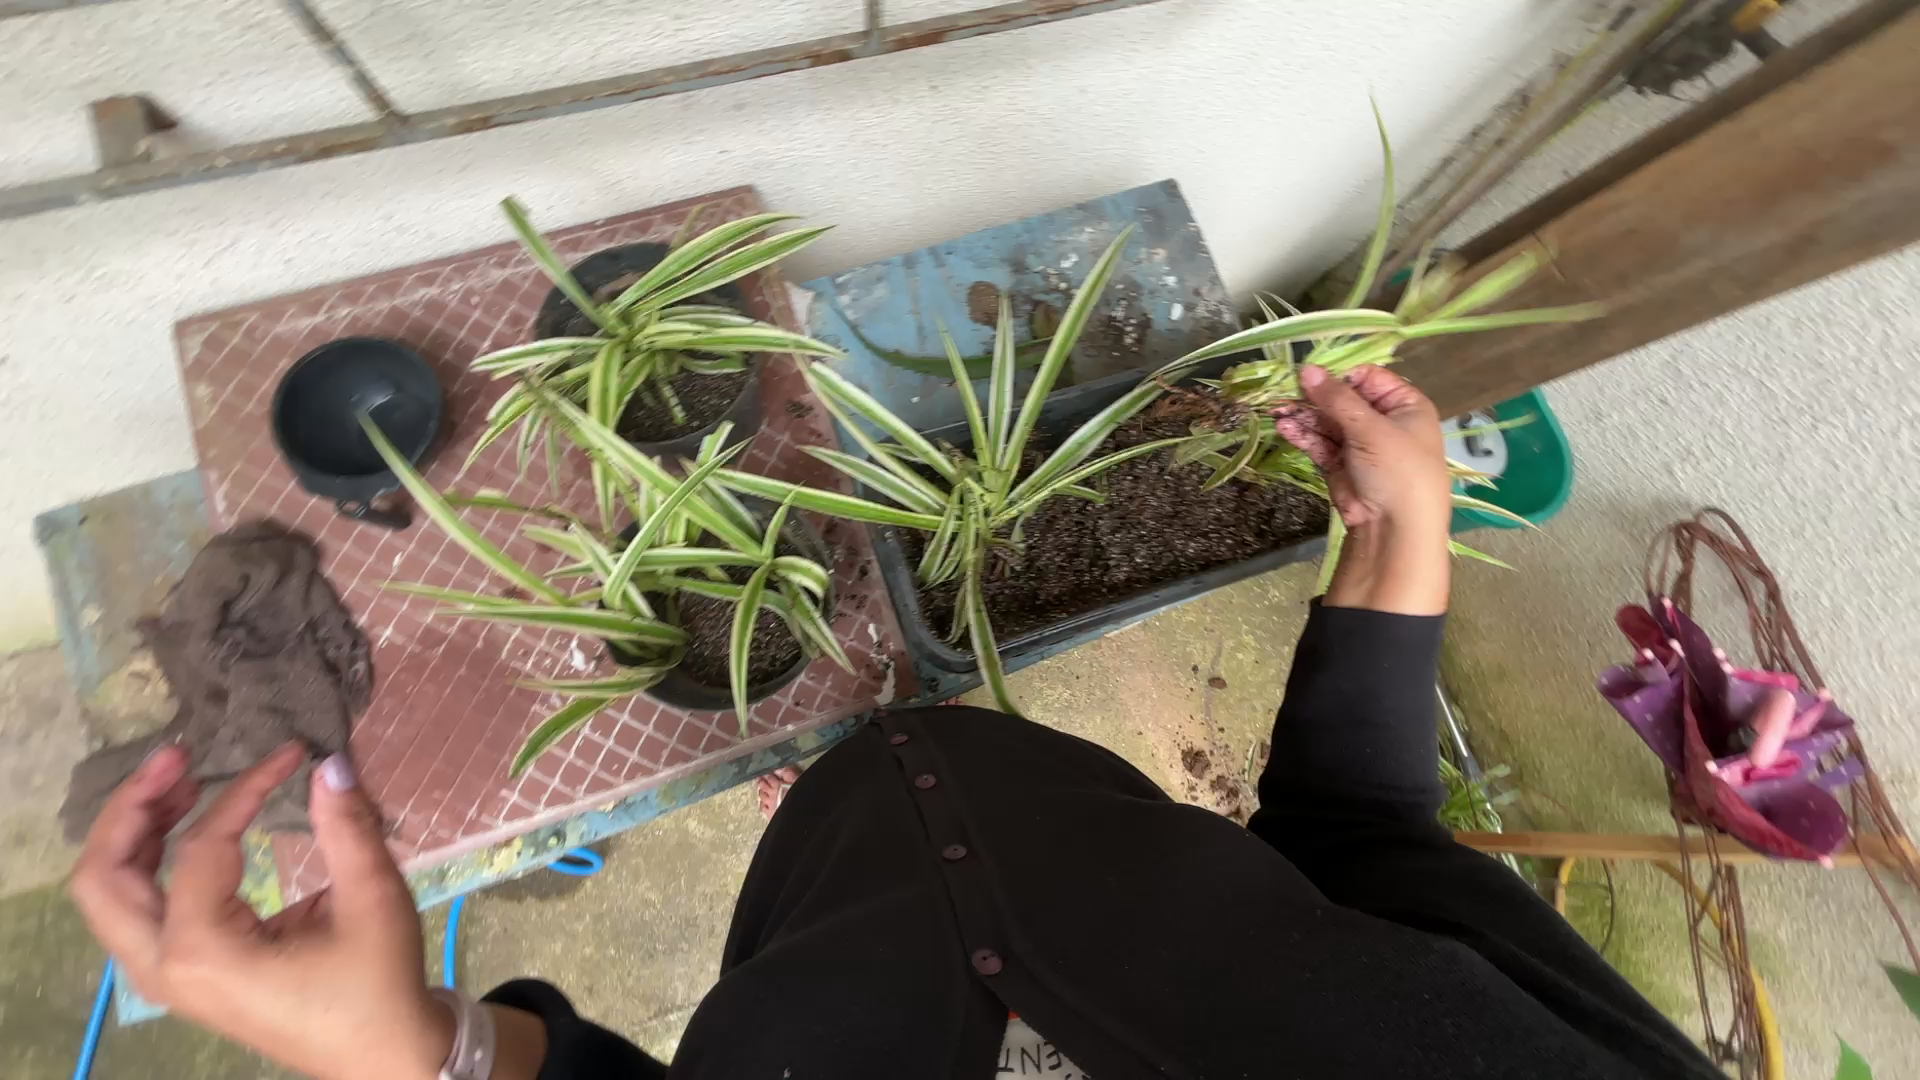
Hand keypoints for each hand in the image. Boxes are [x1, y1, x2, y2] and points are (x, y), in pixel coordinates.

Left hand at [68, 742, 452, 1079]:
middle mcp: (162, 965)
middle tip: (178, 756)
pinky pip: (138, 908)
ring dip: (134, 833)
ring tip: (180, 781)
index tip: (293, 755)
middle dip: (131, 809)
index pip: (203, 849)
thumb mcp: (373, 898)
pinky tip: (191, 826)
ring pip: (108, 895)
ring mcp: (163, 973)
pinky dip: (150, 860)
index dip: (244, 791)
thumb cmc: (376, 974)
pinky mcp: (182, 969)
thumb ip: (350, 828)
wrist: (375, 1047)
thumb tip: (332, 764)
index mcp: (204, 951)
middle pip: (103, 878)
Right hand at [1276, 364, 1450, 614]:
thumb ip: (1336, 398)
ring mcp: (1358, 443)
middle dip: (1313, 398)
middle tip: (1283, 395)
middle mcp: (1381, 421)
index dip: (1338, 376)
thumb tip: (1306, 369)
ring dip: (1302, 416)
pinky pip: (1318, 442)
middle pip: (1341, 400)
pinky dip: (1302, 435)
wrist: (1393, 525)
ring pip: (1326, 421)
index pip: (1367, 378)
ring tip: (1277, 413)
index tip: (1310, 376)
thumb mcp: (1370, 428)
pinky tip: (1285, 428)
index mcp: (1403, 405)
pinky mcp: (1338, 463)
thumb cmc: (1397, 470)